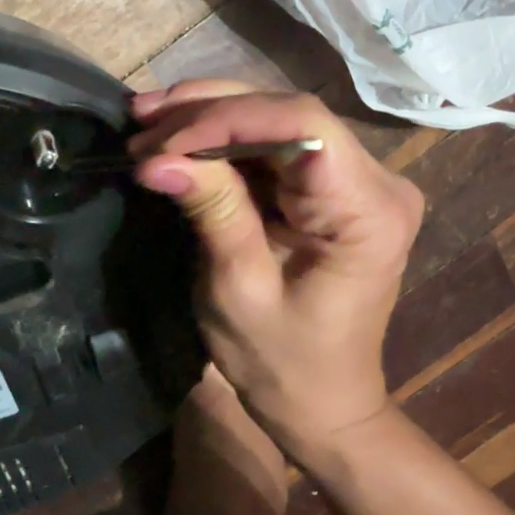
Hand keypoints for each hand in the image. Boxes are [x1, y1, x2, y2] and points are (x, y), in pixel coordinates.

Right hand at [129, 81, 423, 461]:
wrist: (318, 403)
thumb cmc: (283, 362)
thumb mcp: (238, 289)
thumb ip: (211, 211)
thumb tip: (155, 157)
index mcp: (369, 210)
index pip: (301, 126)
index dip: (225, 118)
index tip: (160, 141)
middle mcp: (375, 181)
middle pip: (287, 114)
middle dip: (207, 111)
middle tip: (139, 121)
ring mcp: (353, 181)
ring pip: (274, 122)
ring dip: (205, 118)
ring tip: (144, 124)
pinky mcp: (326, 190)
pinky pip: (270, 148)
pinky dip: (217, 141)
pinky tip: (173, 138)